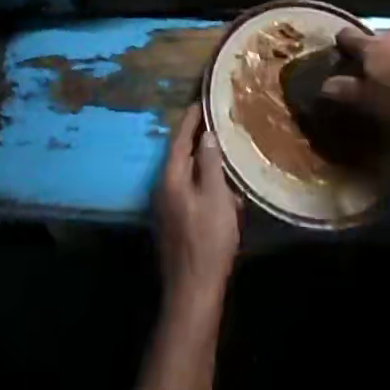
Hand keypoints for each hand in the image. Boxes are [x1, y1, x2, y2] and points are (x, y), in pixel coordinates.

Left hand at [153, 104, 239, 297]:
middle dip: (199, 138)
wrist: (193, 290)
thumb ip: (210, 163)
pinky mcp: (176, 220)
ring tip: (225, 152)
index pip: (179, 137)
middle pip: (182, 154)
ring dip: (205, 163)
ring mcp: (168, 204)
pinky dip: (207, 183)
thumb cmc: (208, 240)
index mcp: (171, 176)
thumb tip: (206, 134)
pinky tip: (225, 190)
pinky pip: (192, 191)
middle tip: (218, 122)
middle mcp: (164, 185)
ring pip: (188, 173)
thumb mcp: (215, 196)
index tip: (202, 100)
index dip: (191, 119)